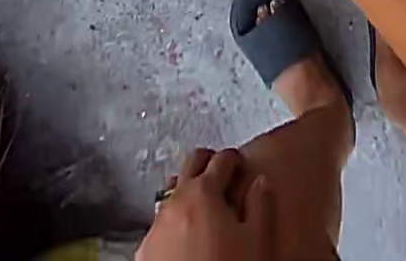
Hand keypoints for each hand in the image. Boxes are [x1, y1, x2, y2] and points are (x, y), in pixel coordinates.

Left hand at [137, 148, 276, 260]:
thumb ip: (259, 205)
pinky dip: (175, 220)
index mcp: (204, 192)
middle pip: (192, 162)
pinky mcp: (145, 247)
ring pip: (174, 190)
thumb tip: (260, 183)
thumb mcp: (255, 242)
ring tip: (205, 208)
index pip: (221, 159)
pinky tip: (187, 236)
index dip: (234, 159)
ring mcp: (158, 222)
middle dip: (209, 163)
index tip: (239, 165)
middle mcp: (177, 199)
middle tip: (222, 175)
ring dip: (189, 190)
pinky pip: (162, 221)